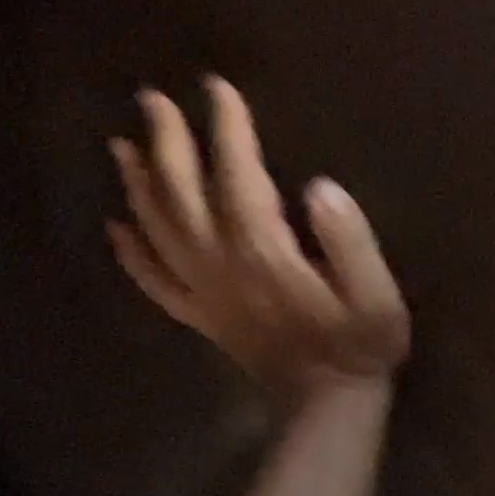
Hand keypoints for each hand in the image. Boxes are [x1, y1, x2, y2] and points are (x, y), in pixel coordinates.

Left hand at [106, 76, 411, 395]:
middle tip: (154, 100)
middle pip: (182, 193)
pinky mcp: (202, 316)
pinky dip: (131, 251)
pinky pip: (154, 279)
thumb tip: (320, 186)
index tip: (219, 90)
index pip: (238, 177)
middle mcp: (221, 264)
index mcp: (264, 252)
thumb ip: (351, 242)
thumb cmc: (362, 345)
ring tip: (124, 145)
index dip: (227, 131)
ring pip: (157, 228)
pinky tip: (118, 228)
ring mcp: (205, 292)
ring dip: (138, 184)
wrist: (329, 405)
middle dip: (167, 142)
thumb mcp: (376, 294)